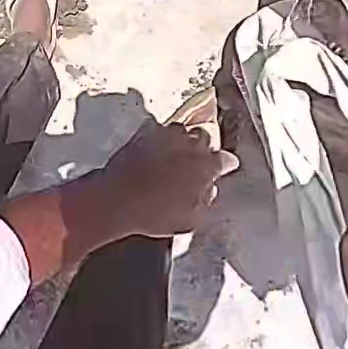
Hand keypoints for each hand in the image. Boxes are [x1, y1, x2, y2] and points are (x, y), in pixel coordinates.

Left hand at [95, 120, 240, 237]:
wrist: (118, 199)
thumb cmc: (155, 214)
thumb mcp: (189, 219)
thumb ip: (205, 202)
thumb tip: (209, 190)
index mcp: (202, 167)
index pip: (223, 159)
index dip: (227, 162)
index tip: (228, 164)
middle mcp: (186, 146)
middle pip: (203, 136)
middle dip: (204, 146)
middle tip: (200, 158)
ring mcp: (163, 136)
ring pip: (181, 129)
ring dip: (183, 138)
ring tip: (179, 151)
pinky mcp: (143, 133)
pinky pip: (157, 129)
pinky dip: (160, 136)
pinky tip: (158, 146)